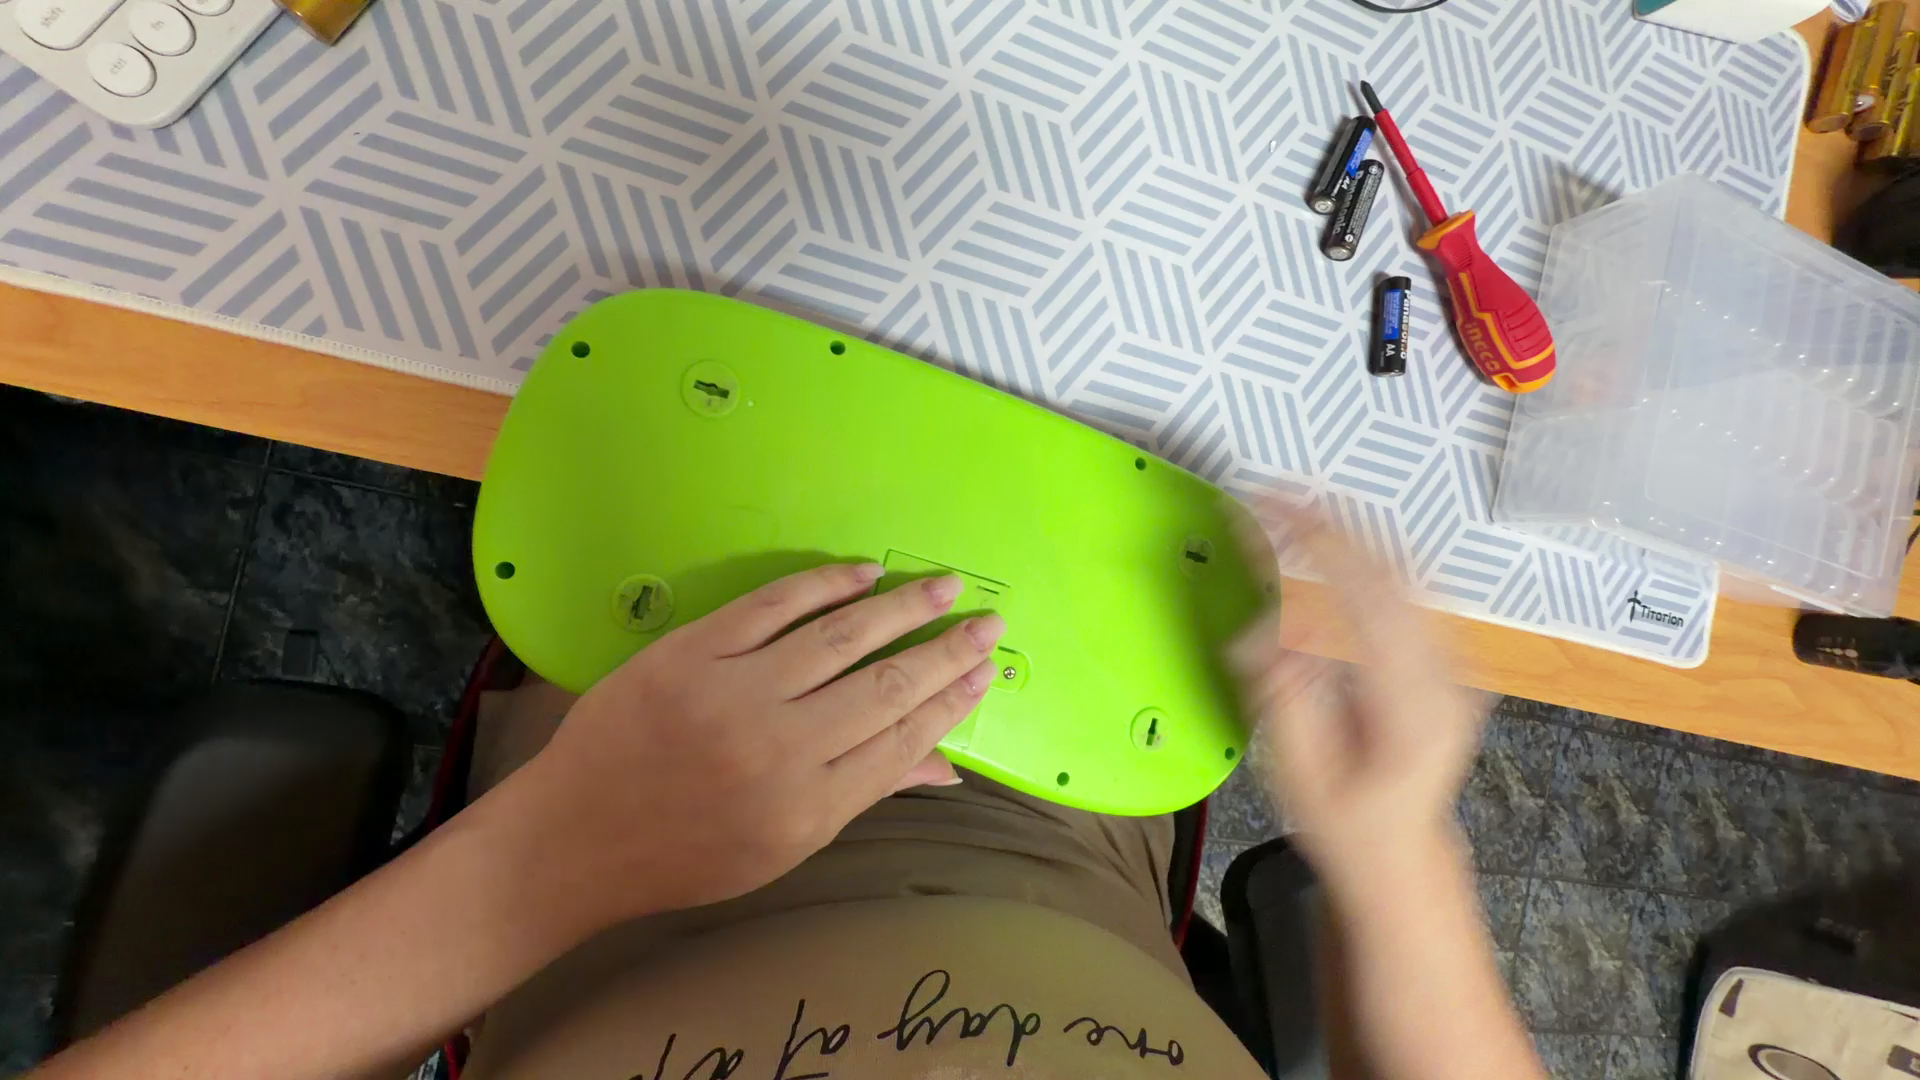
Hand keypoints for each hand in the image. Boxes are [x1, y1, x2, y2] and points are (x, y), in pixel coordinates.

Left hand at [500, 562, 1004, 925]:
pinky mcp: (693, 650)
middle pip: (889, 685)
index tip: (985, 671)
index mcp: (811, 807)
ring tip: (944, 587)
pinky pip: (774, 605)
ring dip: (904, 608)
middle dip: (948, 650)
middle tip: (989, 621)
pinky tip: (865, 573)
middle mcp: (783, 749)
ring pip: (843, 636)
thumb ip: (867, 793)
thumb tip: (948, 767)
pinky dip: (826, 583)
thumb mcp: (785, 845)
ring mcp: (735, 692)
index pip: (904, 739)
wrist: (575, 838)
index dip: (953, 701)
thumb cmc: (687, 853)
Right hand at [1230, 501, 1484, 889]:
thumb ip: (1288, 698)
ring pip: (1409, 571)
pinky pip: (1410, 588)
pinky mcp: (1445, 659)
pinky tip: (1336, 539)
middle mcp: (1446, 677)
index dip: (1314, 546)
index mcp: (1411, 708)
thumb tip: (1267, 631)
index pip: (1366, 602)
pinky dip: (1368, 552)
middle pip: (1394, 574)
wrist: (1400, 851)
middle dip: (1330, 523)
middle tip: (1272, 496)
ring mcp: (1454, 665)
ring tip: (1296, 506)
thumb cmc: (1344, 820)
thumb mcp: (1300, 771)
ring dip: (1350, 530)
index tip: (1264, 514)